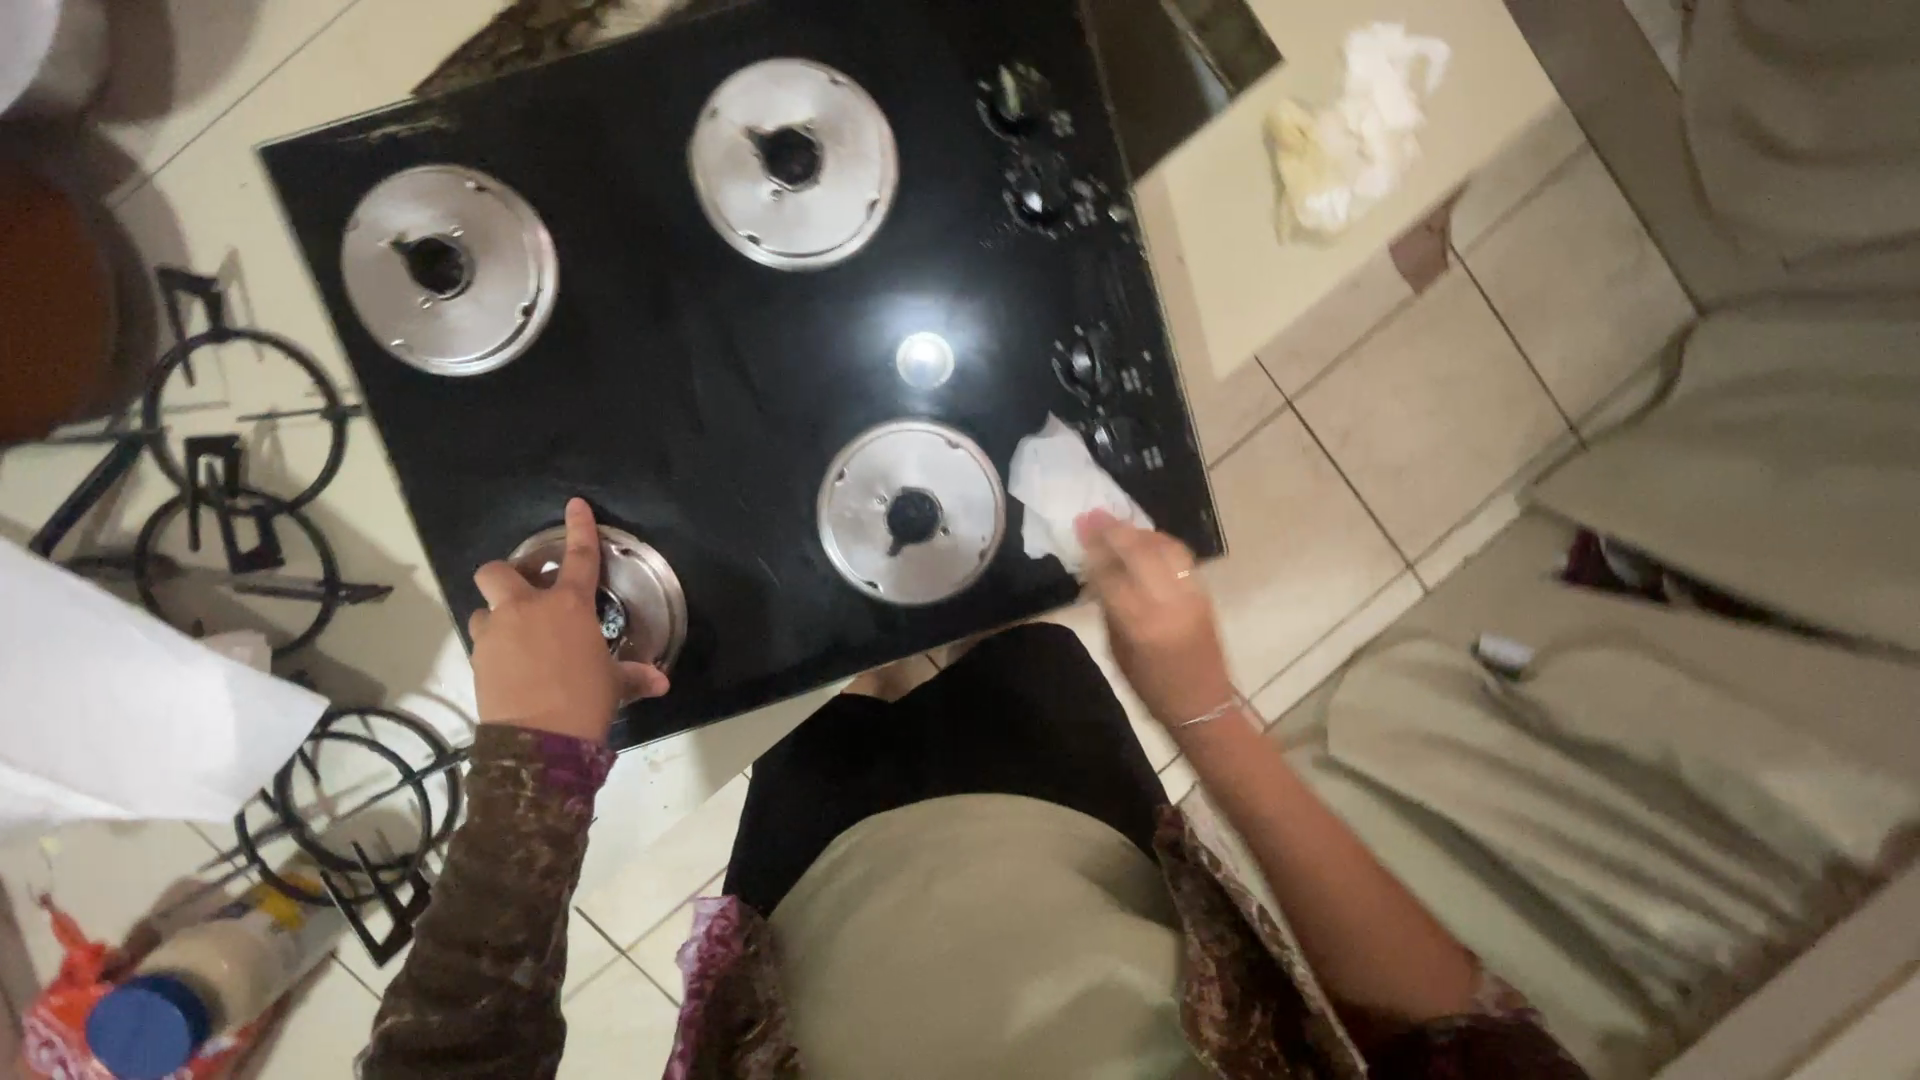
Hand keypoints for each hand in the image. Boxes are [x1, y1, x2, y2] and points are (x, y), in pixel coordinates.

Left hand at [468, 498, 668, 741]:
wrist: (539, 740)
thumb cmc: (587, 700)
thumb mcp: (615, 685)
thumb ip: (635, 677)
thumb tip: (660, 682)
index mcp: (569, 606)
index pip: (580, 557)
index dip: (579, 527)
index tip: (574, 504)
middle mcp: (527, 610)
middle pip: (498, 571)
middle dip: (506, 575)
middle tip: (525, 592)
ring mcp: (496, 634)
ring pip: (485, 610)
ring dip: (498, 618)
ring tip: (518, 639)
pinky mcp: (478, 661)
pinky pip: (484, 644)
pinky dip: (496, 649)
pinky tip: (514, 668)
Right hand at [1076, 510, 1233, 728]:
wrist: (1203, 704)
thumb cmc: (1150, 686)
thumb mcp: (1117, 650)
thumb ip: (1109, 607)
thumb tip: (1099, 571)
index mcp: (1140, 624)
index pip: (1112, 574)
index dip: (1094, 549)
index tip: (1080, 528)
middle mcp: (1168, 603)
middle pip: (1140, 551)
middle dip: (1114, 530)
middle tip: (1093, 514)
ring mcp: (1191, 594)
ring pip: (1165, 547)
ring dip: (1139, 531)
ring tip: (1118, 525)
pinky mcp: (1204, 593)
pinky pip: (1180, 557)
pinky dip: (1160, 543)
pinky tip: (1144, 540)